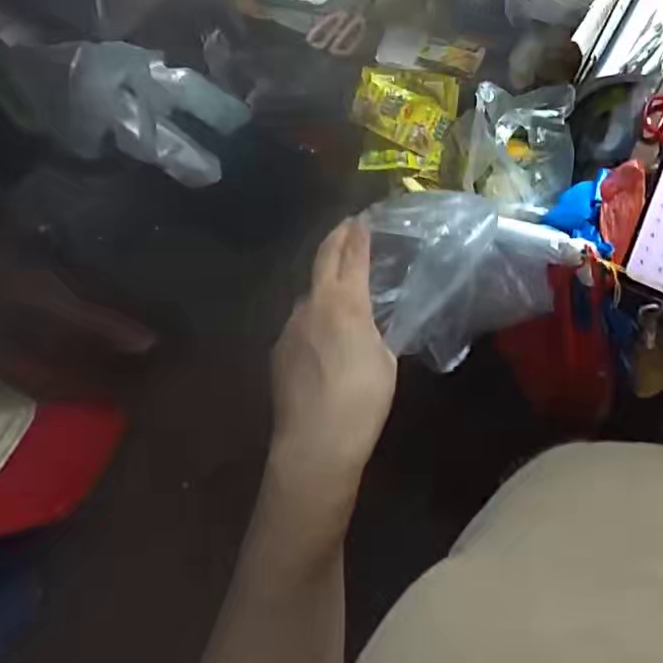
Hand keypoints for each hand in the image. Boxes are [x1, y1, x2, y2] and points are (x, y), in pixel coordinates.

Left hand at [269, 218, 397, 482]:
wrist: (314, 443)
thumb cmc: (362, 400)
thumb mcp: (385, 359)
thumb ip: (376, 329)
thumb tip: (367, 318)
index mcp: (346, 303)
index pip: (353, 256)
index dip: (358, 235)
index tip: (361, 219)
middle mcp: (314, 305)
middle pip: (323, 260)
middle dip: (336, 239)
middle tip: (347, 226)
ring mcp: (291, 326)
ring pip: (310, 292)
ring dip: (324, 280)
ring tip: (339, 283)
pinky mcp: (278, 348)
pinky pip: (300, 321)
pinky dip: (313, 314)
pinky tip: (322, 333)